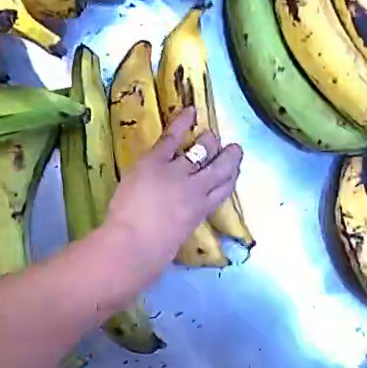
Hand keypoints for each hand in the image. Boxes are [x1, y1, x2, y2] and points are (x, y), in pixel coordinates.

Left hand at [97, 109, 241, 275]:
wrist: (134, 244)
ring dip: (209, 142)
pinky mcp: (156, 162)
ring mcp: (178, 173)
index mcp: (201, 212)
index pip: (225, 190)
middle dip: (228, 156)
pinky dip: (181, 123)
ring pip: (203, 150)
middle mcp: (197, 189)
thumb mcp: (174, 242)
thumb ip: (178, 227)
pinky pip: (171, 137)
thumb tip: (172, 227)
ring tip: (211, 135)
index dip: (230, 178)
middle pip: (221, 167)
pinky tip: (188, 111)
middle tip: (231, 149)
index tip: (232, 172)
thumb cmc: (150, 255)